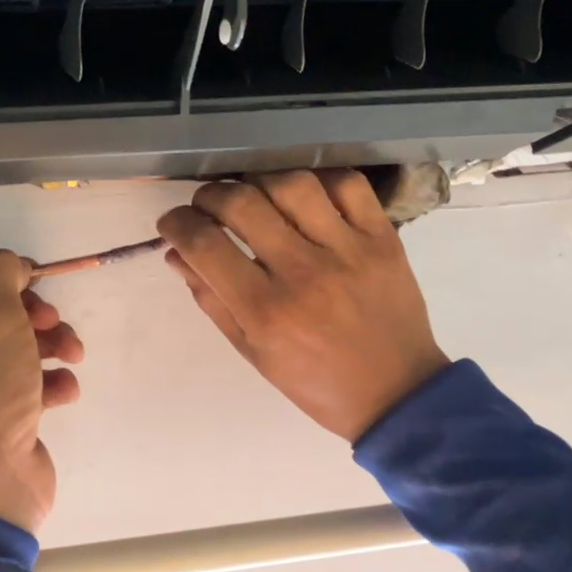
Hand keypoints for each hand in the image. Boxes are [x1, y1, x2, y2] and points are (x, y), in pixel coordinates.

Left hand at [0, 250, 85, 531]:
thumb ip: (1, 274)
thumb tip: (13, 268)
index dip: (1, 270)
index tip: (35, 277)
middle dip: (34, 310)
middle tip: (52, 322)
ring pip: (21, 345)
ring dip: (53, 343)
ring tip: (73, 357)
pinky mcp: (5, 417)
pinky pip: (33, 384)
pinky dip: (54, 382)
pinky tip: (65, 392)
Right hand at [157, 170, 449, 441]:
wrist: (397, 393)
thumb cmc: (314, 380)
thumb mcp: (251, 351)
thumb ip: (210, 299)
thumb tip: (176, 252)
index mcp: (266, 311)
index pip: (204, 244)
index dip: (176, 223)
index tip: (173, 223)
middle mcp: (304, 273)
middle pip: (241, 203)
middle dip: (209, 196)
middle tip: (207, 206)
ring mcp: (348, 251)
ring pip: (291, 184)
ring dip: (259, 181)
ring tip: (254, 195)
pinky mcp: (383, 238)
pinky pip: (347, 184)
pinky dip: (319, 178)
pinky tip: (304, 195)